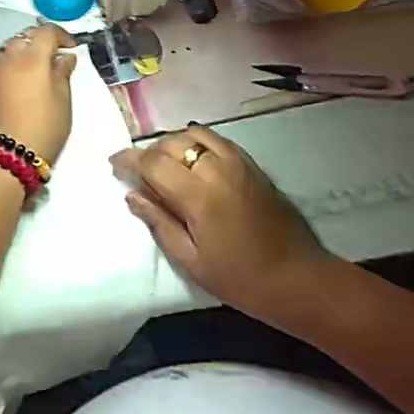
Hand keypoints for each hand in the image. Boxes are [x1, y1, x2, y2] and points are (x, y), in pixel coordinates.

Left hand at [0, 24, 76, 166]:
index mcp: (32, 57)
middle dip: (39, 42)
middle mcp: (7, 57)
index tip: (70, 49)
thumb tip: (65, 58)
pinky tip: (14, 83)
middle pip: (24, 37)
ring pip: (7, 50)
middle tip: (52, 58)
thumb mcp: (62, 103)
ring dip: (21, 53)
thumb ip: (62, 74)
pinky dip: (7, 66)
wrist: (1, 158)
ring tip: (32, 70)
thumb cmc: (42, 130)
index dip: (61, 36)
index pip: (46, 31)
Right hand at [112, 127, 337, 321]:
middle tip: (137, 172)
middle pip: (172, 143)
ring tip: (163, 164)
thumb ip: (159, 223)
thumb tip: (132, 196)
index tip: (114, 163)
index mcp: (199, 195)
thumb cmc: (240, 278)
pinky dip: (196, 142)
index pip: (153, 163)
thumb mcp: (191, 260)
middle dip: (149, 152)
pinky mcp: (252, 164)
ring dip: (172, 144)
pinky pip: (216, 139)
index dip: (130, 160)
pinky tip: (191, 160)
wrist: (298, 278)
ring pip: (194, 134)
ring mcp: (238, 162)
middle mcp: (218, 168)